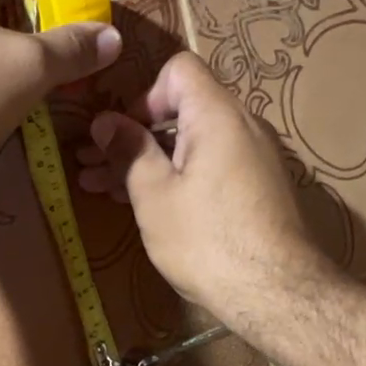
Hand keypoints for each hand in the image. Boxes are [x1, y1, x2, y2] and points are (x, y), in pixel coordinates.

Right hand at [77, 52, 340, 328]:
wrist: (276, 293)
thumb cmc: (207, 241)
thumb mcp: (154, 195)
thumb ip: (129, 152)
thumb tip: (105, 122)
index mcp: (217, 116)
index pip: (179, 71)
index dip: (143, 95)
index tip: (120, 134)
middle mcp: (241, 127)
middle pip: (181, 110)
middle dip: (132, 134)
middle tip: (89, 162)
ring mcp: (251, 159)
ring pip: (190, 144)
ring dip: (146, 160)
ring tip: (99, 186)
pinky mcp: (253, 189)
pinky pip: (206, 166)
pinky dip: (173, 177)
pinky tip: (141, 203)